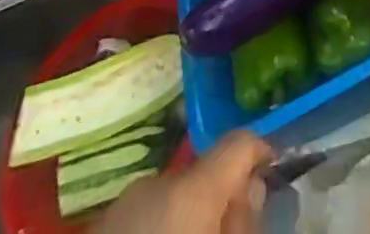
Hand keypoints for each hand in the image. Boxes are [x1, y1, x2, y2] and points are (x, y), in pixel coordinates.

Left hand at [92, 131, 273, 233]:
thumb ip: (244, 225)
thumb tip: (250, 192)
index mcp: (192, 190)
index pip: (240, 143)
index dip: (260, 156)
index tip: (270, 183)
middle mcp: (155, 184)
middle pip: (205, 175)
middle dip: (221, 203)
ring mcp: (120, 208)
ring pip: (172, 200)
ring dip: (188, 221)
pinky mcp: (98, 230)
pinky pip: (143, 220)